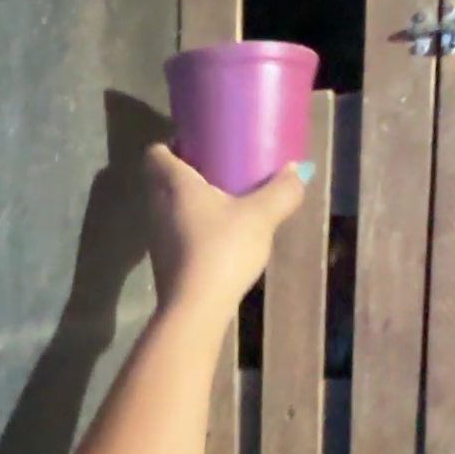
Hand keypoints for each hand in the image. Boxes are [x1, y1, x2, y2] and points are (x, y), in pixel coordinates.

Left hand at [143, 144, 306, 323]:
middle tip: (216, 172)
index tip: (196, 147)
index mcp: (174, 183)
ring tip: (219, 204)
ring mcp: (155, 236)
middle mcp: (156, 205)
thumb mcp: (260, 216)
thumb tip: (299, 170)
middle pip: (159, 179)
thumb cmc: (223, 250)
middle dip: (184, 173)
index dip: (171, 145)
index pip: (155, 152)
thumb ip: (281, 191)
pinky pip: (173, 234)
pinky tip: (215, 239)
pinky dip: (189, 230)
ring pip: (166, 208)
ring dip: (186, 204)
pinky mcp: (162, 262)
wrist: (195, 307)